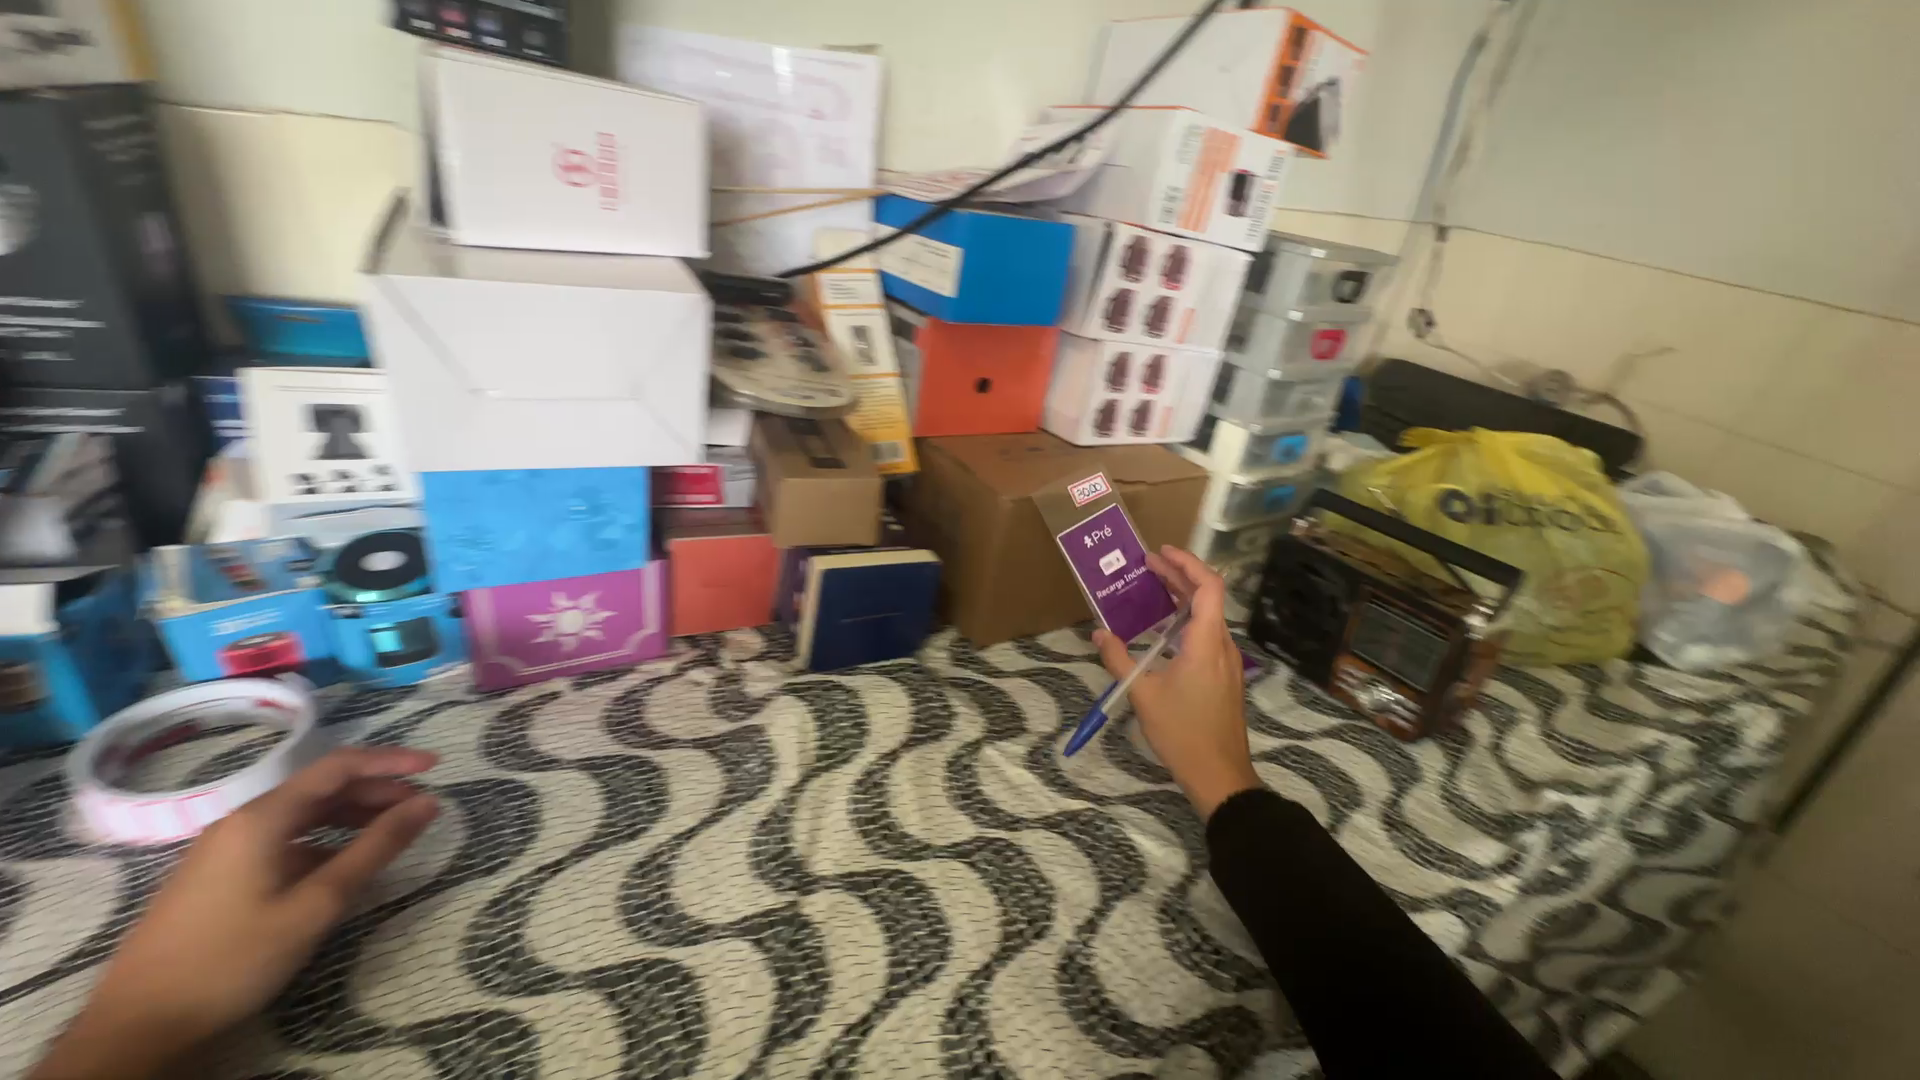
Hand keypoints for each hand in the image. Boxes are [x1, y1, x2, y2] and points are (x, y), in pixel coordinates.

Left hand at [31, 746, 440, 1079]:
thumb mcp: (317, 903)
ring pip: (303, 815)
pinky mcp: (218, 876)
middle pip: (321, 788)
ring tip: (393, 832)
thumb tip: (428, 802)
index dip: (391, 760)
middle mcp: (241, 822)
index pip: (338, 766)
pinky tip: (344, 865)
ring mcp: (224, 850)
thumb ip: (376, 848)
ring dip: (353, 815)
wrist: (136, 1027)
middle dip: (377, 790)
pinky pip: (285, 839)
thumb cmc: (234, 958)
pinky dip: (326, 840)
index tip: (436, 766)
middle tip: (422, 807)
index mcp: (262, 818)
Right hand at [1093, 546, 1261, 819]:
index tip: (1161, 553)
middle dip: (1179, 576)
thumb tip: (1099, 633)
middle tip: (1148, 565)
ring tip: (1153, 590)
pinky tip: (1164, 630)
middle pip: (1208, 597)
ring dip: (1184, 598)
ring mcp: (1227, 661)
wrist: (1219, 774)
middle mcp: (1222, 645)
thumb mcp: (1143, 694)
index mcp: (1206, 641)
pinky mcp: (1224, 676)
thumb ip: (1119, 659)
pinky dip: (1187, 620)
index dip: (1187, 563)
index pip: (1208, 586)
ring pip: (1209, 616)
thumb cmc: (1181, 731)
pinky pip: (1208, 635)